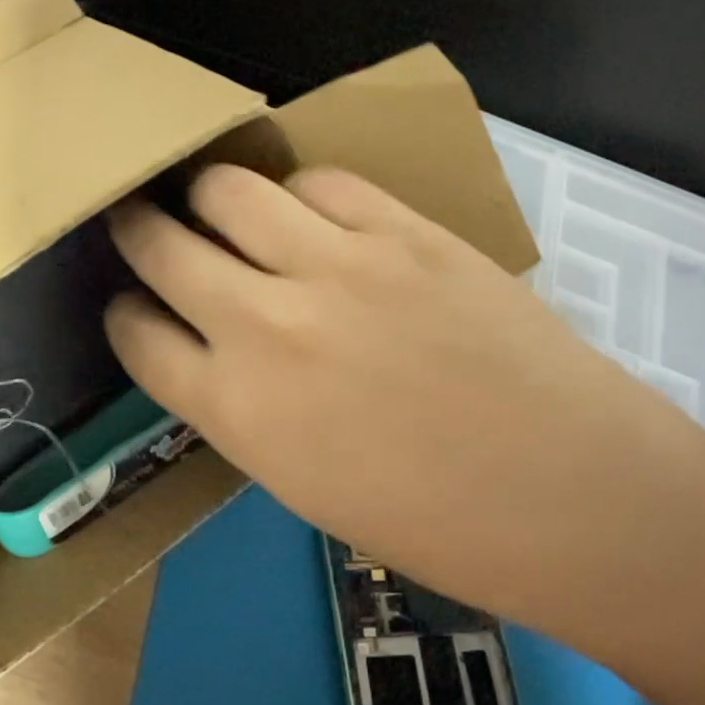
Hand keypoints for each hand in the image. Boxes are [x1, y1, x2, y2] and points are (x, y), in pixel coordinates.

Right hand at [104, 164, 704, 626]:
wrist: (580, 501)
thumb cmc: (432, 521)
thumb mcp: (295, 481)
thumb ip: (234, 403)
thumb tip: (206, 345)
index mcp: (233, 409)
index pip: (135, 333)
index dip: (124, 313)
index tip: (134, 305)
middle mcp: (264, 325)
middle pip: (158, 245)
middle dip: (134, 229)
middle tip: (137, 220)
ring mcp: (336, 267)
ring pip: (226, 189)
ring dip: (206, 196)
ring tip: (217, 204)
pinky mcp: (404, 232)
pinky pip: (319, 182)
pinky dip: (297, 195)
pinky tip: (307, 215)